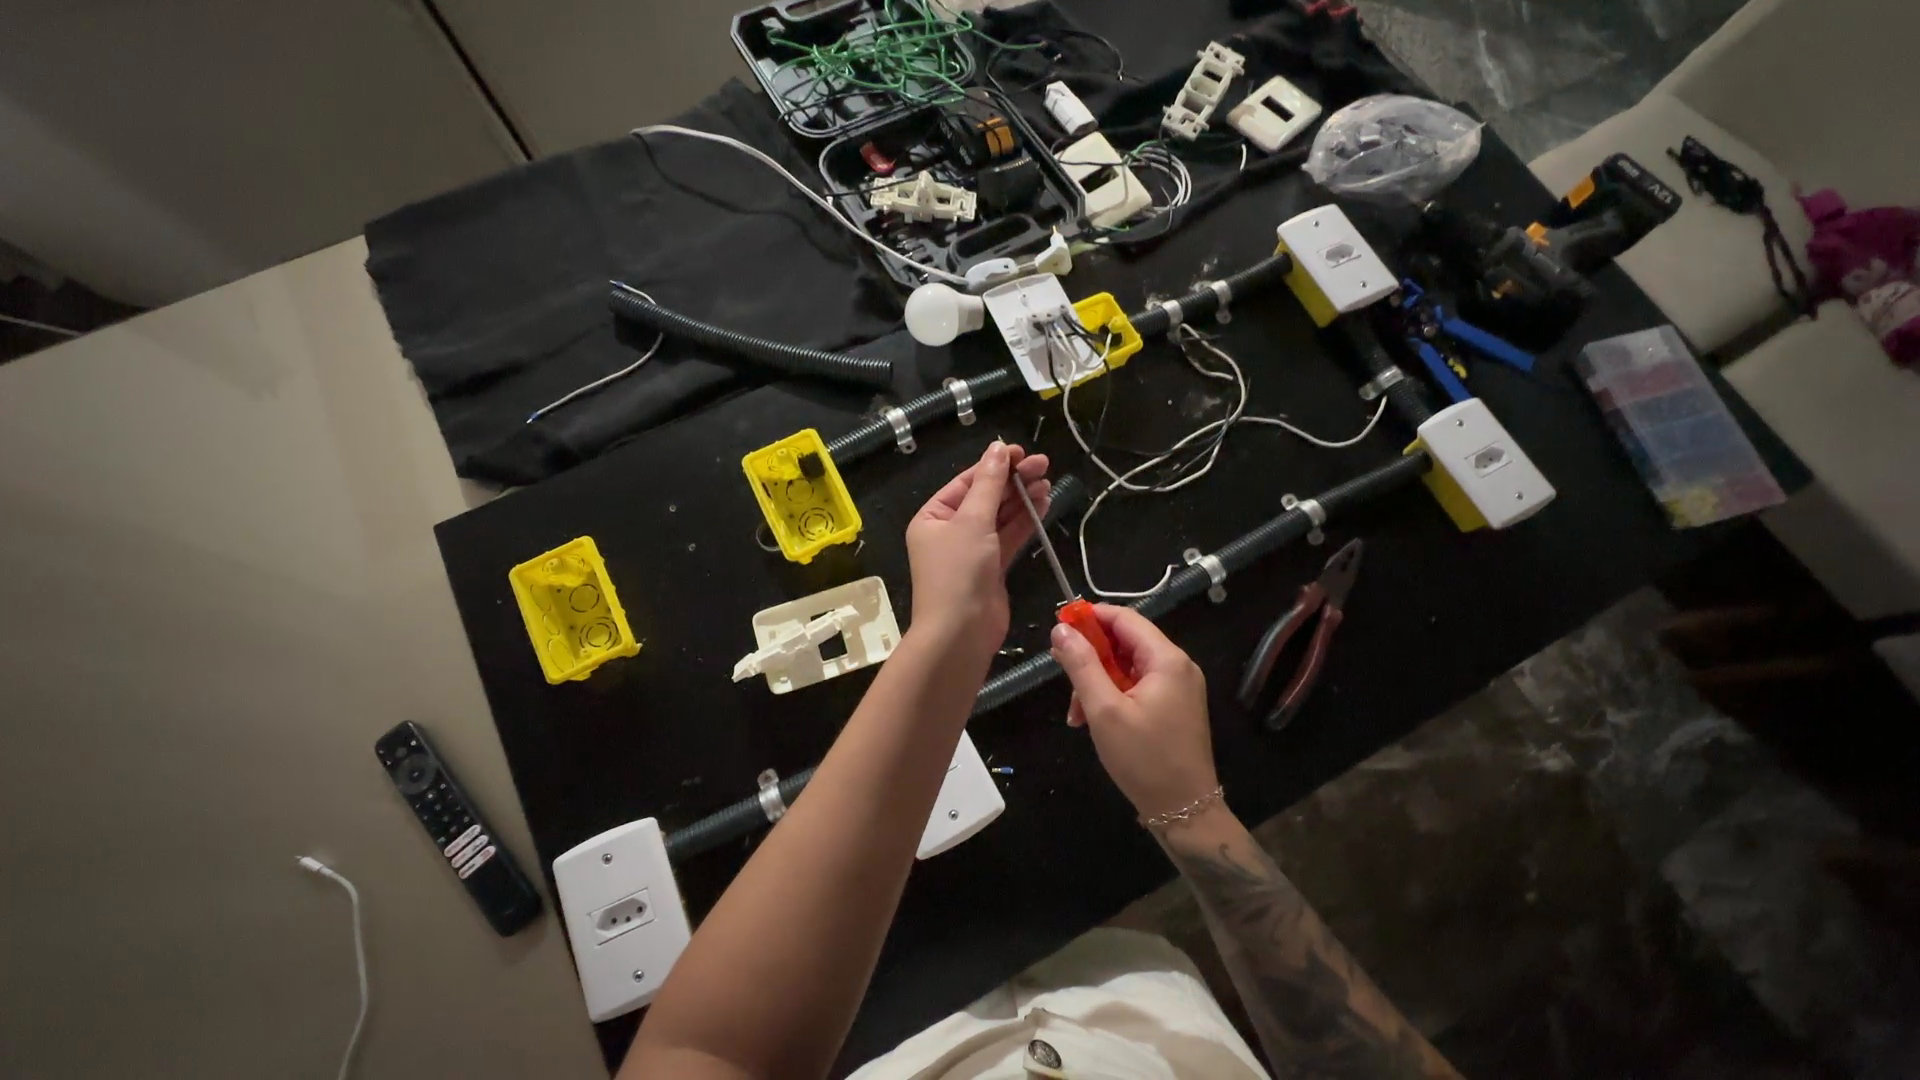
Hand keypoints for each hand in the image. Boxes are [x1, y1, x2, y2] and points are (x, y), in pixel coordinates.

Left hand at [905, 440, 1049, 655]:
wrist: (960, 633)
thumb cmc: (958, 572)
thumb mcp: (972, 521)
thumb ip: (989, 484)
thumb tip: (998, 449)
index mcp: (932, 517)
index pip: (965, 482)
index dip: (994, 465)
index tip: (1021, 452)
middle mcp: (949, 532)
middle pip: (985, 497)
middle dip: (1013, 481)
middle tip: (1043, 464)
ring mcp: (971, 551)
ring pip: (1000, 517)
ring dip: (1022, 500)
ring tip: (1047, 481)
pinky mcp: (991, 569)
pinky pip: (1009, 537)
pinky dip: (1025, 521)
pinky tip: (1044, 503)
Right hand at [1051, 605, 1218, 819]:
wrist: (1185, 810)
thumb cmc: (1144, 759)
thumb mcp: (1104, 710)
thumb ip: (1081, 665)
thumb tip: (1061, 628)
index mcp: (1167, 660)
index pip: (1125, 618)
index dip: (1090, 617)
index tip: (1058, 627)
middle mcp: (1178, 667)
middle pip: (1125, 642)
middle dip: (1090, 657)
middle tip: (1061, 673)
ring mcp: (1178, 688)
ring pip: (1128, 667)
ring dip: (1097, 682)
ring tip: (1076, 713)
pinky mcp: (1174, 708)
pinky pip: (1137, 687)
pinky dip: (1112, 697)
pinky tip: (1092, 720)